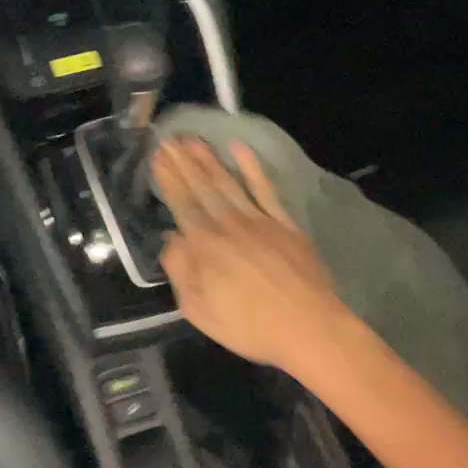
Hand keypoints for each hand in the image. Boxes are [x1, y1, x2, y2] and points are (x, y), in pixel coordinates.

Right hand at [153, 136, 353, 371]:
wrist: (310, 328)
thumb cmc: (250, 325)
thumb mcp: (199, 309)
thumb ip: (180, 270)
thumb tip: (170, 238)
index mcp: (204, 245)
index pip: (181, 203)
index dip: (168, 179)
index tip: (158, 156)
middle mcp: (228, 224)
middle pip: (201, 187)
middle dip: (183, 162)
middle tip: (169, 139)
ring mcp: (258, 220)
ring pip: (228, 182)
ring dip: (208, 159)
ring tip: (193, 139)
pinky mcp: (284, 223)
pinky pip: (264, 189)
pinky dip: (251, 167)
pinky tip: (239, 148)